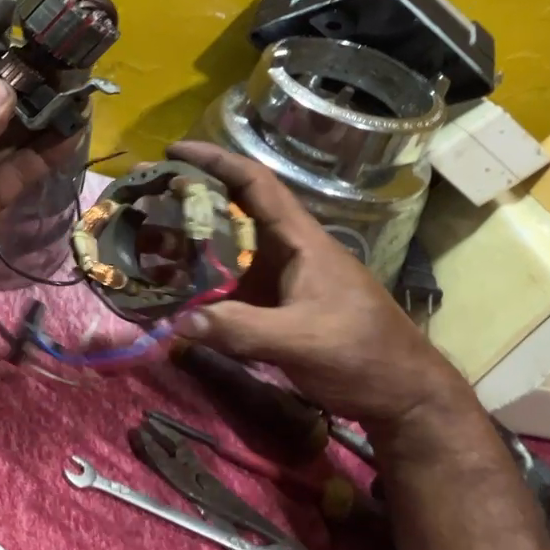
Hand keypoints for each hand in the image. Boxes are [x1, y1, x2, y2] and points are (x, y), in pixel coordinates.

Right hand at [165, 141, 472, 427]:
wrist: (406, 399)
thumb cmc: (365, 356)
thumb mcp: (304, 342)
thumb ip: (242, 330)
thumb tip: (178, 322)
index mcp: (300, 241)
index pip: (255, 183)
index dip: (215, 160)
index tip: (173, 150)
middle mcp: (285, 250)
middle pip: (230, 208)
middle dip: (187, 195)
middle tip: (142, 191)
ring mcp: (278, 279)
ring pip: (224, 245)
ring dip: (185, 237)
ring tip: (143, 234)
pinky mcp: (272, 305)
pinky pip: (224, 280)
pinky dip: (193, 276)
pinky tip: (167, 285)